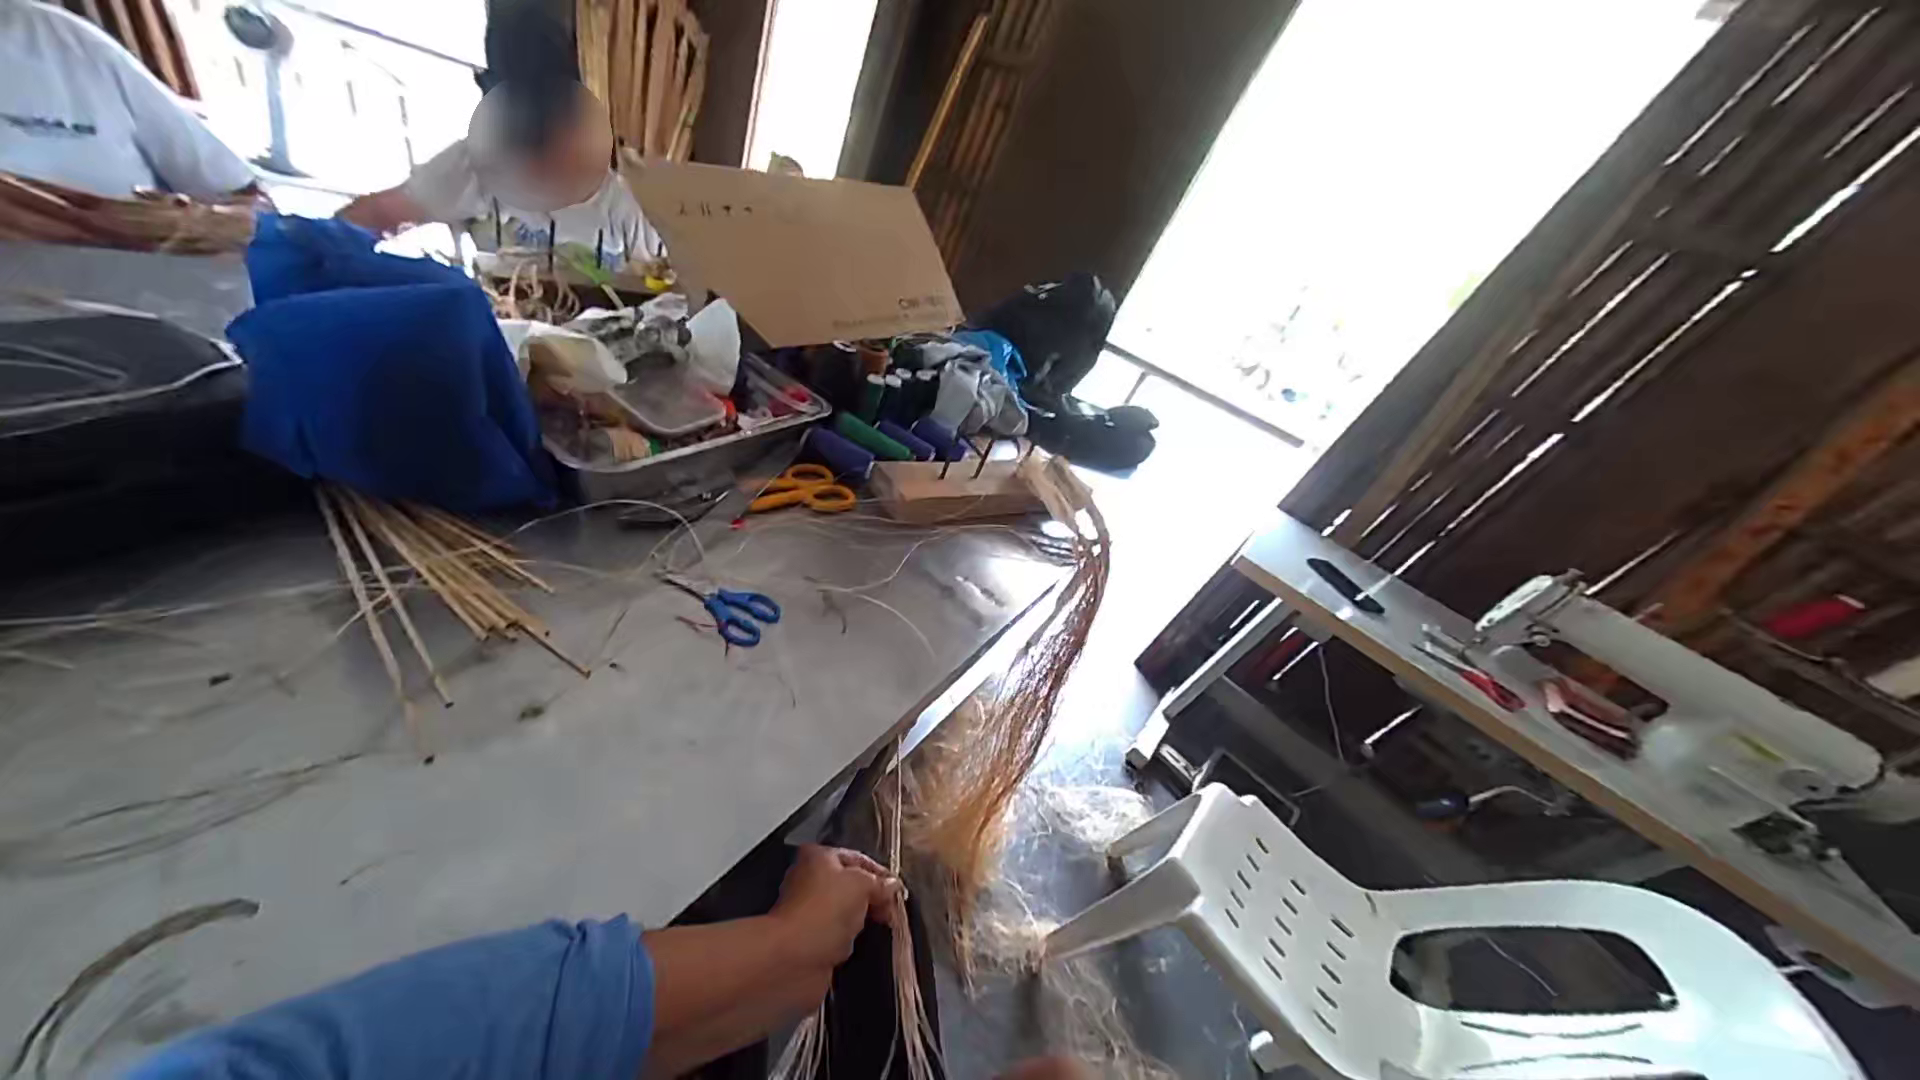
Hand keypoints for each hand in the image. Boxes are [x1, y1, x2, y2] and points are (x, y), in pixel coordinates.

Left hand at [769, 845, 900, 968]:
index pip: (858, 859)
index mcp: (818, 857)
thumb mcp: (862, 884)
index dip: (880, 873)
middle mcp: (810, 881)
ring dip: (860, 924)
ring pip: (846, 915)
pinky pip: (839, 940)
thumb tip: (892, 886)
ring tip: (876, 930)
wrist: (794, 961)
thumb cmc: (822, 912)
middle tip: (890, 911)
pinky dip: (849, 945)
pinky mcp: (810, 944)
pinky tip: (858, 947)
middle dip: (872, 899)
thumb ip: (880, 883)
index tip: (896, 888)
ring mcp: (809, 914)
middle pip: (851, 887)